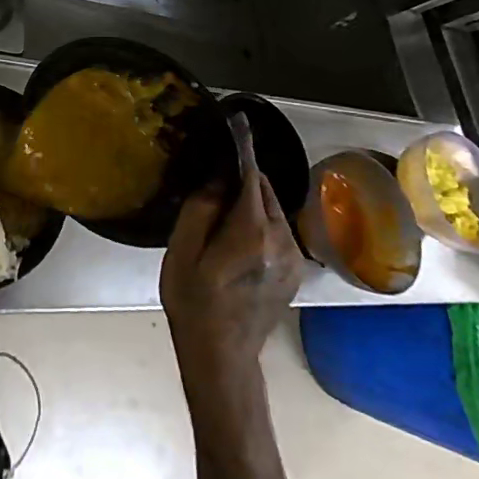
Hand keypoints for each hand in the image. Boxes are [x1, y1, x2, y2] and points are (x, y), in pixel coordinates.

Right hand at [161, 121, 304, 379]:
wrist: (222, 355)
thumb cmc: (194, 302)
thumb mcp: (183, 252)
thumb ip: (201, 209)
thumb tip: (216, 177)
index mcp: (253, 233)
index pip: (252, 177)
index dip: (243, 148)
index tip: (237, 123)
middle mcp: (283, 240)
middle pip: (265, 191)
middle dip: (242, 178)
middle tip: (210, 179)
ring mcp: (294, 257)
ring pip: (272, 209)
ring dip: (249, 200)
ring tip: (218, 209)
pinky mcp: (294, 269)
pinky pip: (276, 229)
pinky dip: (257, 219)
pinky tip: (233, 235)